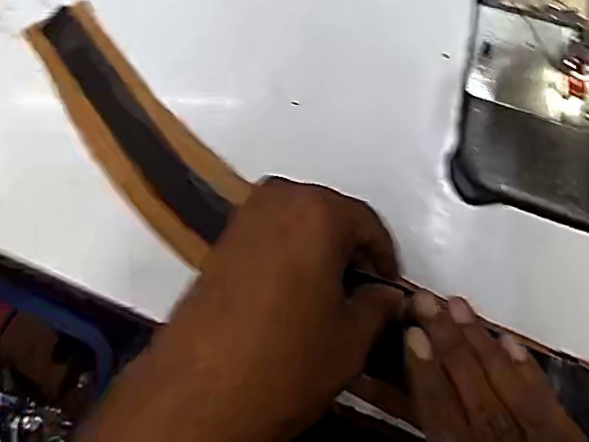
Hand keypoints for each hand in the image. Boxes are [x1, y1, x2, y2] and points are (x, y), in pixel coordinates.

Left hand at [83, 178, 406, 441]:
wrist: (201, 390)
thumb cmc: (271, 363)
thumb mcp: (348, 341)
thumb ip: (378, 308)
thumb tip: (386, 299)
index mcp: (319, 212)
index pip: (368, 222)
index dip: (384, 255)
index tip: (387, 279)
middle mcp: (283, 198)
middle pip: (332, 213)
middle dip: (350, 247)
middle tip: (363, 286)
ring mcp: (250, 213)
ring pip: (301, 219)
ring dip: (319, 247)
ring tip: (329, 292)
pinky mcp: (227, 233)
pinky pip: (273, 229)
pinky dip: (289, 250)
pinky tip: (295, 290)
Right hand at [406, 294, 586, 440]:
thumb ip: (444, 439)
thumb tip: (426, 415)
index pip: (442, 415)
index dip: (425, 373)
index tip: (413, 335)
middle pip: (469, 387)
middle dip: (445, 340)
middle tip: (426, 300)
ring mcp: (539, 441)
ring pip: (503, 383)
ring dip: (478, 340)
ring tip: (458, 306)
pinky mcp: (570, 439)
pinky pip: (543, 398)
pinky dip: (524, 368)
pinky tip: (508, 341)